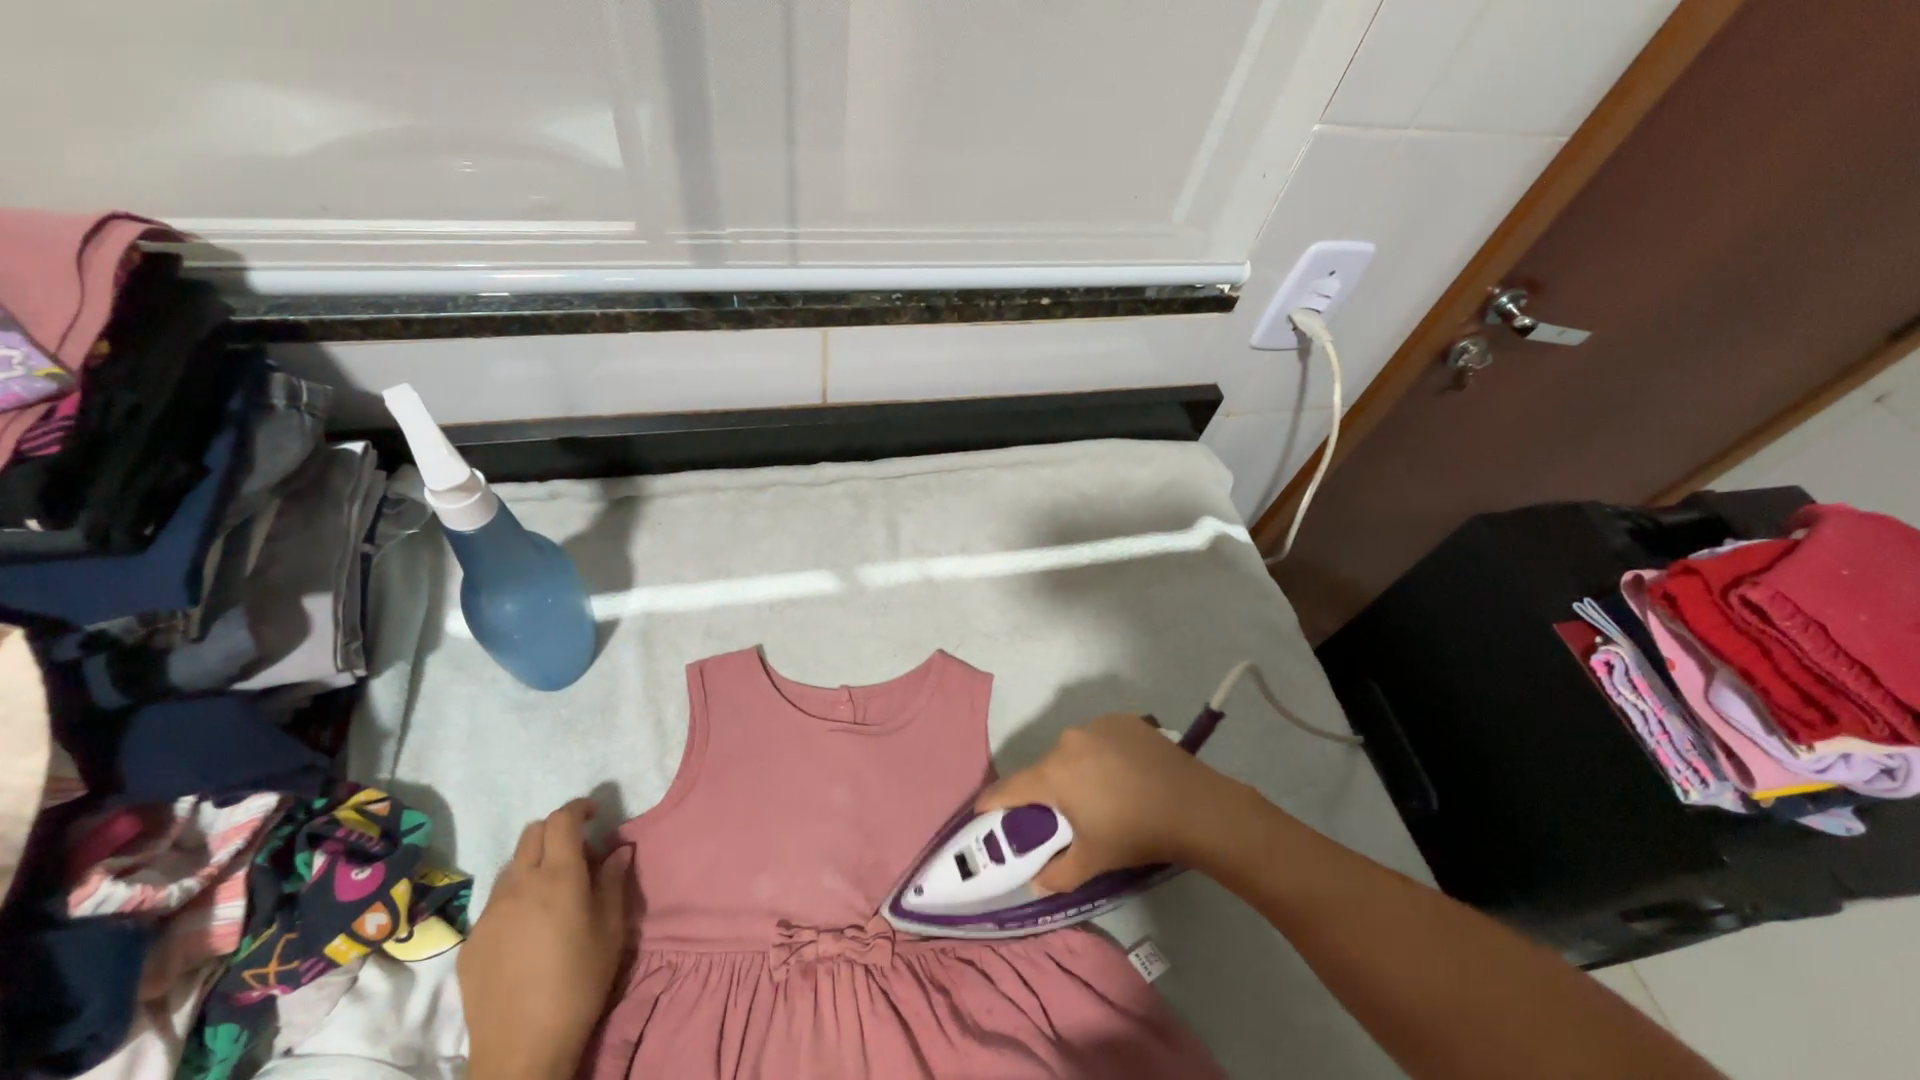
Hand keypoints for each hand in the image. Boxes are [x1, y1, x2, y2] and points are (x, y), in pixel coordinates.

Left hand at [460, 798, 634, 1079]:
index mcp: (557, 877)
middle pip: (532, 834)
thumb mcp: (612, 930)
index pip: (561, 820)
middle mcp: (518, 884)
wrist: (522, 1044)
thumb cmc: (579, 982)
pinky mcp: (471, 939)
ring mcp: (488, 912)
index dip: (578, 807)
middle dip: (556, 830)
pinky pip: (496, 902)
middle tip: (579, 851)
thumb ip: (613, 882)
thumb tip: (618, 849)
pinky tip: (530, 930)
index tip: (594, 812)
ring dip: (535, 863)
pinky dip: (517, 897)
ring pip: (511, 867)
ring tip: (555, 892)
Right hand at [975, 714, 1249, 892]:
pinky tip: (1123, 774)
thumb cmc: (1136, 833)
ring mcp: (1097, 725)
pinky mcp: (1124, 720)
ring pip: (1072, 751)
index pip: (1008, 789)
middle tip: (1061, 817)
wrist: (1196, 806)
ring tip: (1101, 795)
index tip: (985, 814)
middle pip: (1043, 769)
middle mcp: (1067, 741)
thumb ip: (1056, 874)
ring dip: (1075, 771)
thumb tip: (1036, 883)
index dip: (992, 804)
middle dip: (1045, 792)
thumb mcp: (1093, 861)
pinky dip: (1102, 754)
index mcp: (1053, 774)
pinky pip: (1099, 738)